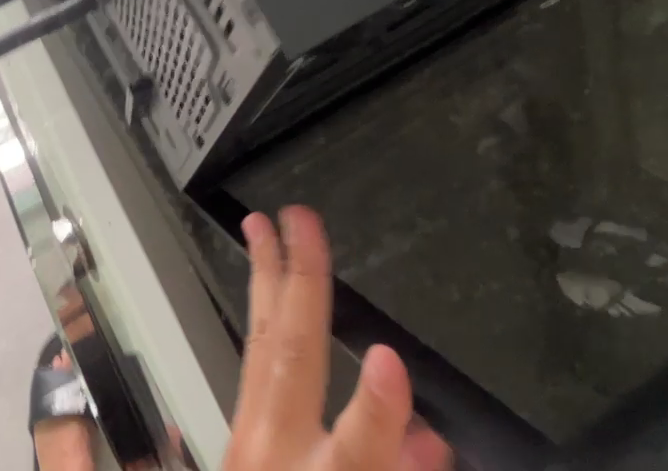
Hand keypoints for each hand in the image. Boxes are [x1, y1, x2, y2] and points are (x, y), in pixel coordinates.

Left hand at [228, 208, 451, 470]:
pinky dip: (263, 317)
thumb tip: (426, 436)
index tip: (391, 361)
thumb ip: (390, 458)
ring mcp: (249, 444)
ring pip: (259, 349)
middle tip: (297, 221)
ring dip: (264, 282)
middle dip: (296, 288)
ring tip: (261, 229)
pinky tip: (265, 286)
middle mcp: (272, 458)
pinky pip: (254, 367)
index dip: (375, 415)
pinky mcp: (241, 439)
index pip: (352, 456)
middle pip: (287, 368)